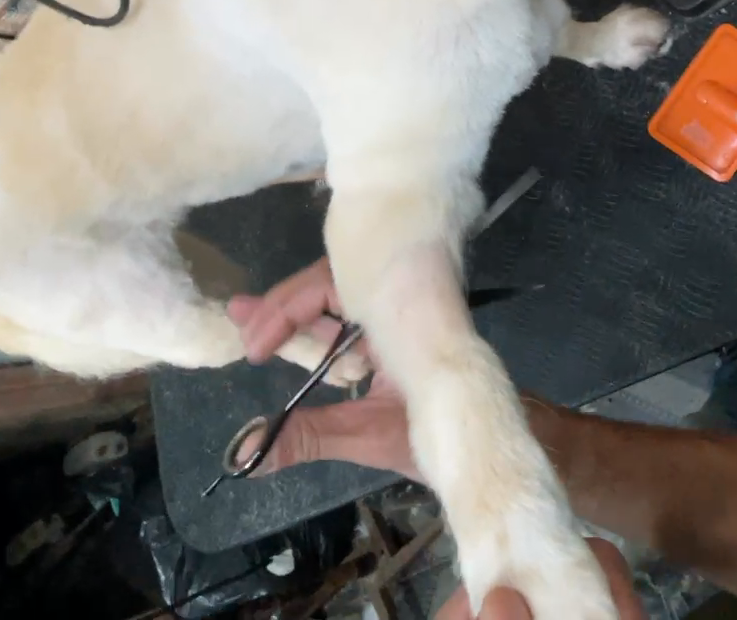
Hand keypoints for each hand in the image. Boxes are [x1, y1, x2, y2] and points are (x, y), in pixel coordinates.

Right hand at [234, 265, 644, 617]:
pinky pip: (356, 326)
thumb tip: (245, 449)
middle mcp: (398, 306)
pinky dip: (323, 334)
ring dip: (300, 316)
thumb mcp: (373, 435)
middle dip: (285, 304)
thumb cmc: (447, 426)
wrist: (499, 438)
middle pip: (335, 287)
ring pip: (345, 305)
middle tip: (237, 316)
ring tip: (253, 328)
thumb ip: (313, 437)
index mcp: (397, 311)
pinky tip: (296, 347)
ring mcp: (399, 322)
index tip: (254, 339)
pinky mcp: (399, 342)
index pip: (334, 286)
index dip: (289, 307)